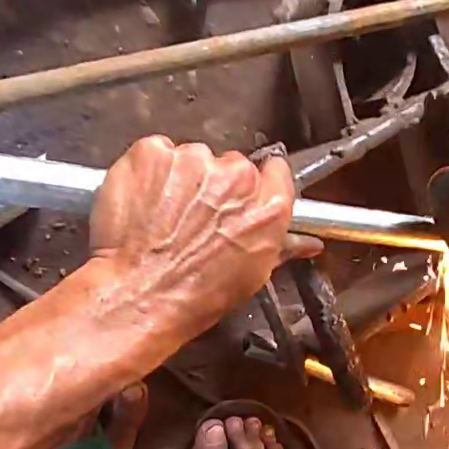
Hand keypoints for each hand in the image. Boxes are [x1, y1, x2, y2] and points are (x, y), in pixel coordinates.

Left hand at [89, 137, 319, 335]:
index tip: (243, 198)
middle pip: (232, 165)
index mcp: (268, 207)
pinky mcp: (153, 153)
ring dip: (183, 180)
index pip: (275, 171)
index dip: (258, 186)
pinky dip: (151, 174)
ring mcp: (193, 160)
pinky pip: (157, 153)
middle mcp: (236, 177)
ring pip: (193, 159)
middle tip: (198, 219)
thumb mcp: (252, 275)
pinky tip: (146, 206)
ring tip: (167, 219)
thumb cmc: (197, 294)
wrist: (142, 295)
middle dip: (217, 187)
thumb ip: (282, 247)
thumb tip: (306, 243)